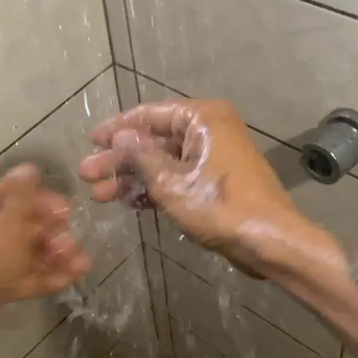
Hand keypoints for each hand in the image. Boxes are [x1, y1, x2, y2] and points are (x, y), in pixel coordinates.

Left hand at [0, 164, 91, 357]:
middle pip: (15, 222)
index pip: (7, 191)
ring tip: (82, 263)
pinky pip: (14, 275)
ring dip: (50, 255)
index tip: (67, 212)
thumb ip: (21, 196)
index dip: (39, 199)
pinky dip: (39, 275)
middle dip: (49, 232)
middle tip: (74, 242)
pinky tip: (68, 280)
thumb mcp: (6, 226)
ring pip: (18, 251)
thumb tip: (28, 168)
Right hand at [78, 99, 311, 274]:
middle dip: (119, 160)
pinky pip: (178, 177)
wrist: (269, 242)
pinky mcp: (216, 182)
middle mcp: (209, 130)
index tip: (90, 141)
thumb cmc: (220, 206)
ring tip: (100, 195)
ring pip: (163, 162)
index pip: (149, 115)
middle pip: (154, 140)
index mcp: (202, 118)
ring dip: (133, 178)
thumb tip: (119, 136)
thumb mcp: (172, 182)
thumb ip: (141, 157)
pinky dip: (155, 189)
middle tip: (87, 176)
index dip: (116, 128)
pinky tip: (129, 203)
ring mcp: (213, 157)